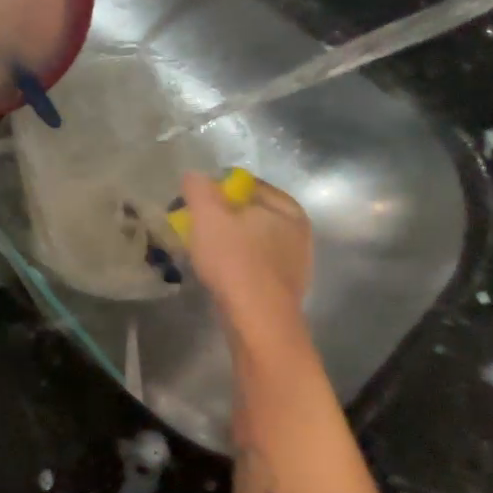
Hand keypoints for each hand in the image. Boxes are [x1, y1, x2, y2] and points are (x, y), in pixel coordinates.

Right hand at [181, 171, 312, 315]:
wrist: (256, 316)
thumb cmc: (234, 259)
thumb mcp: (207, 216)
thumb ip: (199, 188)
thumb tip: (195, 175)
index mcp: (287, 208)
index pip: (247, 185)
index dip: (216, 189)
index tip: (193, 203)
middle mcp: (299, 231)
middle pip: (250, 212)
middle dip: (222, 216)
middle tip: (194, 226)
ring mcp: (296, 260)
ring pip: (253, 238)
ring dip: (228, 240)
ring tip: (202, 250)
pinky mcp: (285, 285)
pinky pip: (255, 262)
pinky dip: (237, 261)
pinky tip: (219, 271)